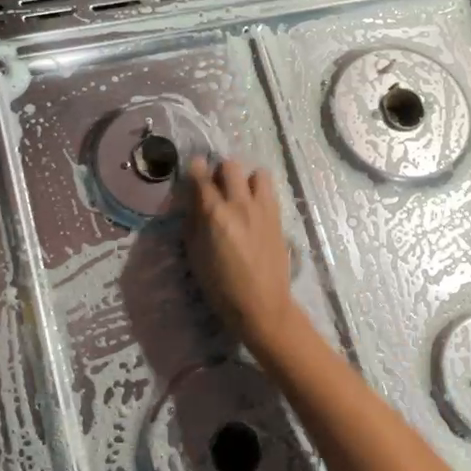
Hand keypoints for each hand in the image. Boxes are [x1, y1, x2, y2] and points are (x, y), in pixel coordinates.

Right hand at [184, 156, 301, 353]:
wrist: (261, 304)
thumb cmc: (221, 287)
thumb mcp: (195, 255)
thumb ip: (193, 222)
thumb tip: (193, 201)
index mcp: (214, 215)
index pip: (201, 176)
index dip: (195, 169)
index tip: (193, 169)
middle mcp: (239, 204)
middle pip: (230, 165)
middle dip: (221, 171)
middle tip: (217, 186)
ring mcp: (262, 209)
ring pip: (257, 172)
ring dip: (246, 179)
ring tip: (240, 196)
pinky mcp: (278, 217)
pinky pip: (269, 190)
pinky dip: (259, 192)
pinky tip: (253, 209)